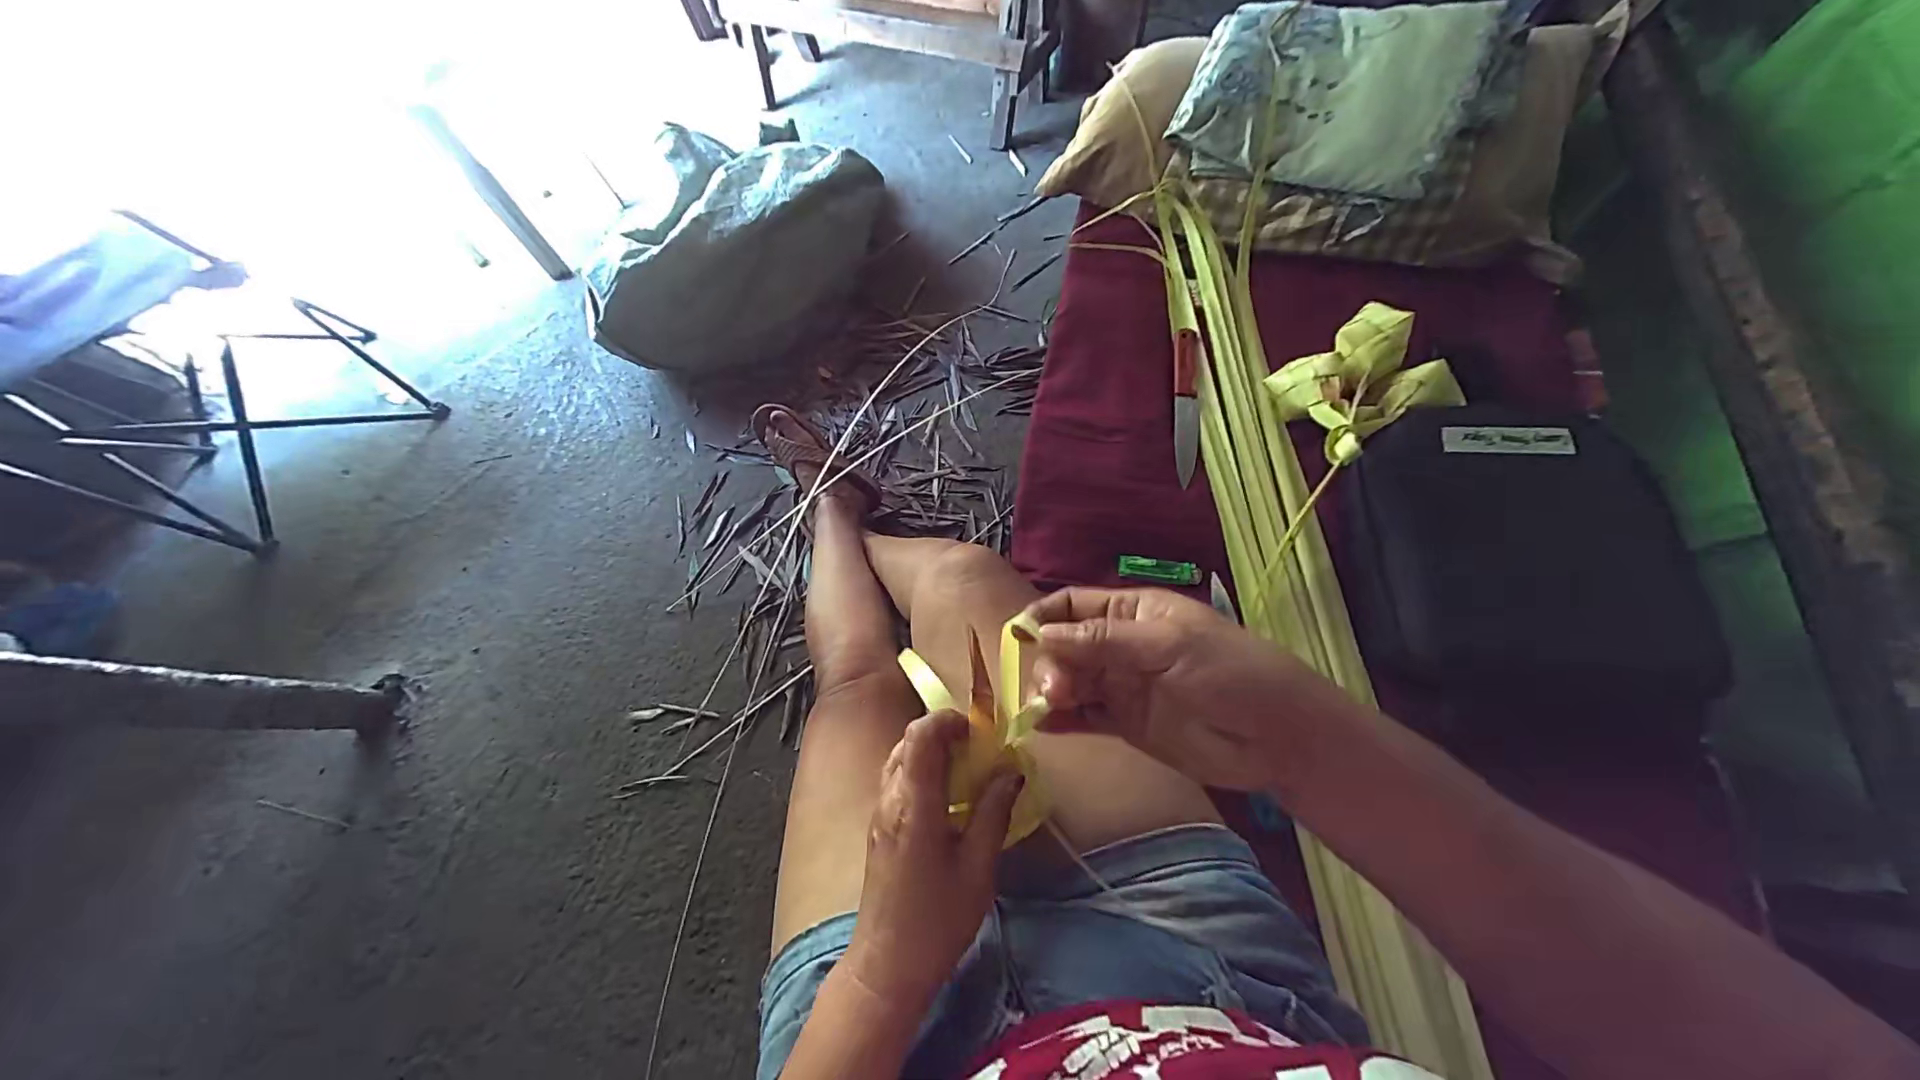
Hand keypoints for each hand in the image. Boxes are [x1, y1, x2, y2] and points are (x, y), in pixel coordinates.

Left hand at [842, 710, 1023, 1010]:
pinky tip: (948, 795)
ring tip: (967, 769)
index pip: (921, 736)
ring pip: (901, 757)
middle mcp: (890, 798)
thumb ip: (993, 813)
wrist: (887, 965)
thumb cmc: (938, 920)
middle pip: (909, 740)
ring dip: (932, 750)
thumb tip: (1011, 772)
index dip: (949, 721)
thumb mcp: (978, 869)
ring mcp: (879, 810)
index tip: (979, 731)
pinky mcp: (879, 824)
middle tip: (979, 749)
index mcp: (914, 804)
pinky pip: (898, 778)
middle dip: (944, 733)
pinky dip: (922, 769)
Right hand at [1023, 586, 1360, 791]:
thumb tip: (1042, 633)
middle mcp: (1118, 645)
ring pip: (1069, 681)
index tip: (1017, 638)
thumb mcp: (1168, 646)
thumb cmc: (1229, 673)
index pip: (1071, 605)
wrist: (1278, 737)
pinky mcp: (1124, 724)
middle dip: (1049, 661)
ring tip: (1046, 707)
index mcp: (1130, 612)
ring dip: (1050, 691)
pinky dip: (1061, 720)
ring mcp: (1121, 686)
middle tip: (1054, 689)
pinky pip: (1083, 717)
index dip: (1042, 617)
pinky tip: (1043, 727)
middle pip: (1063, 645)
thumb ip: (1104, 641)